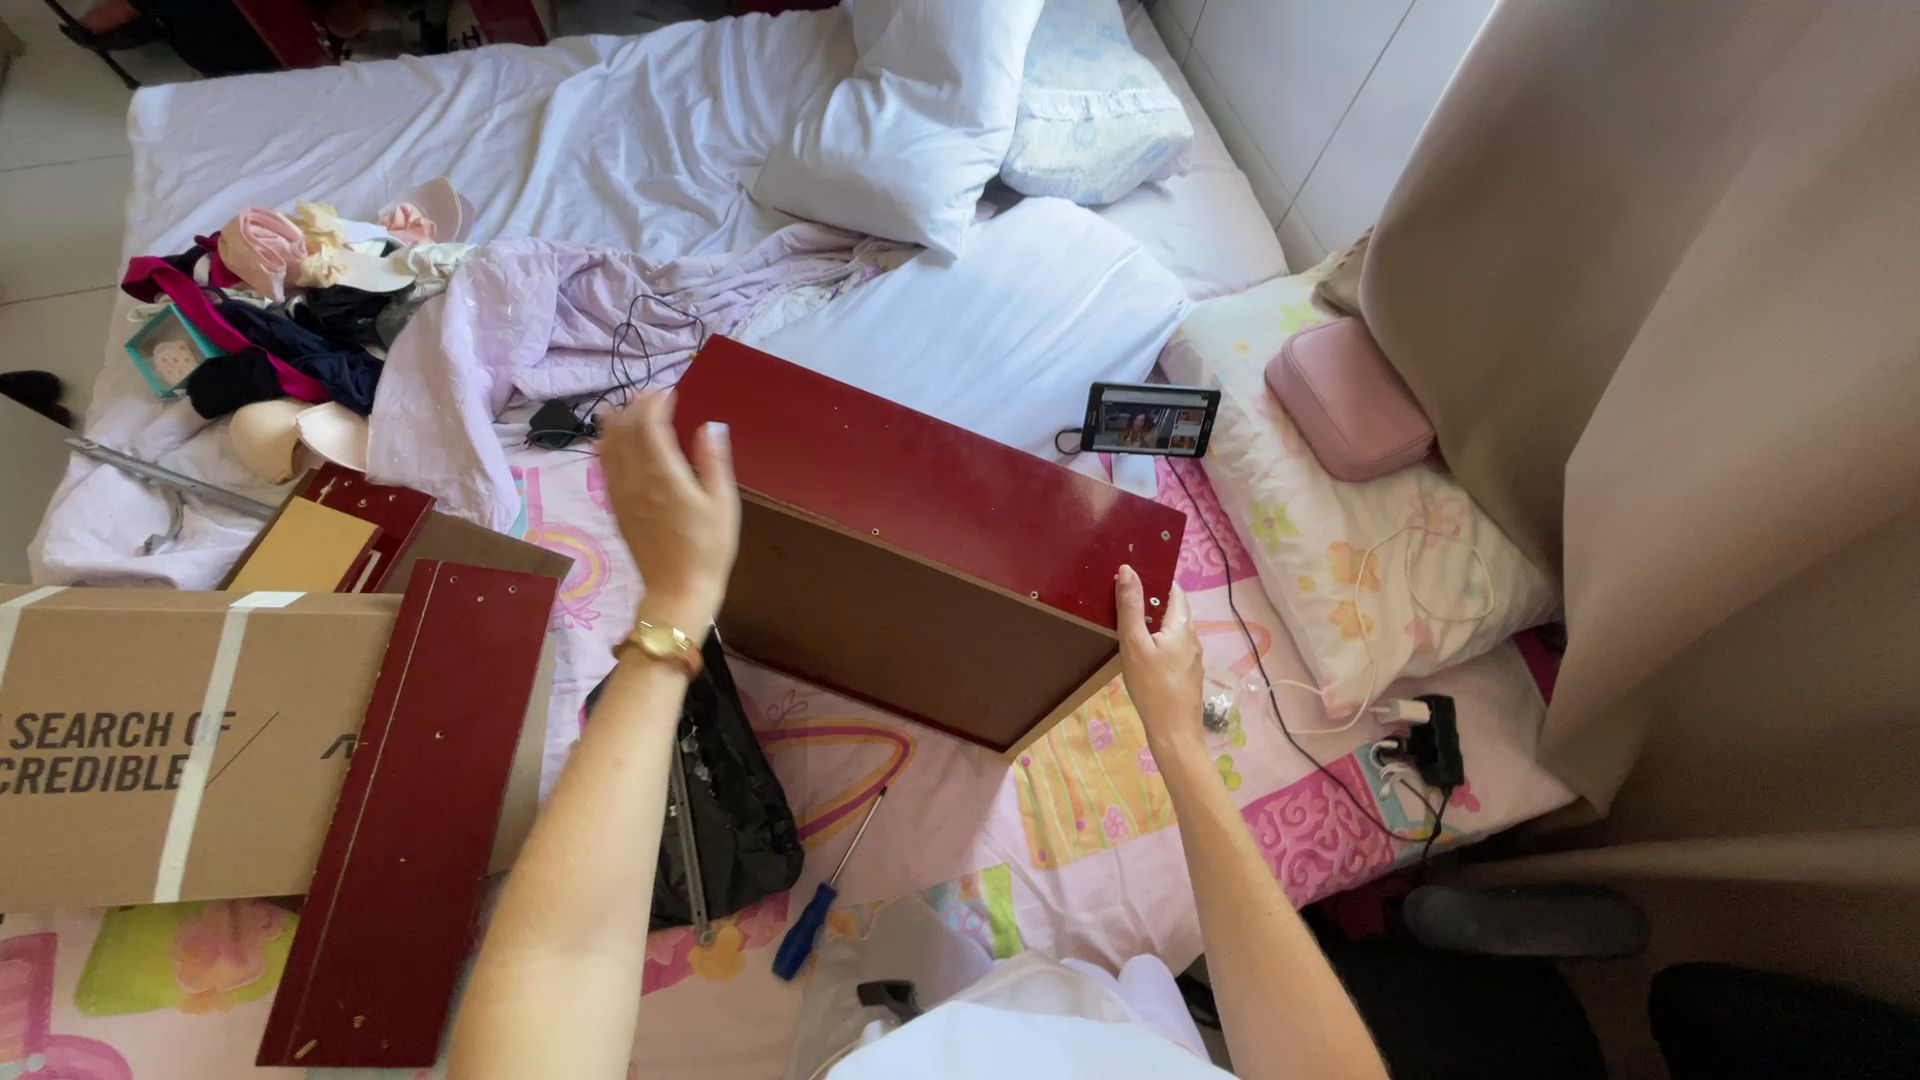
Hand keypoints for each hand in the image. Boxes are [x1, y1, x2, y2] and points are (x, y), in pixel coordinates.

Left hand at [598, 391, 739, 634]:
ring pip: (610, 449)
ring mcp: (623, 494)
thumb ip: (714, 462)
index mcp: (666, 476)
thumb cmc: (709, 548)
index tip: (669, 392)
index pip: (651, 426)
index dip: (656, 404)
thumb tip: (711, 427)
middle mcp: (638, 480)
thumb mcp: (723, 504)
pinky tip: (607, 441)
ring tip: (622, 408)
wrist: (678, 589)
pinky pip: (605, 469)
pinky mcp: (617, 508)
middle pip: (627, 433)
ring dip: (615, 424)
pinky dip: (605, 448)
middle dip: (636, 408)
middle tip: (651, 395)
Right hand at [1115, 565, 1204, 756]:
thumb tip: (1128, 570)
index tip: (1132, 576)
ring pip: (1171, 630)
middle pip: (1173, 609)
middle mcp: (1192, 637)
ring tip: (1126, 624)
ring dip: (1152, 622)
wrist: (1174, 733)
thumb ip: (1131, 607)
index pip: (1174, 590)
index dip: (1156, 579)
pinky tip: (1139, 653)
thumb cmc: (1153, 686)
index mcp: (1182, 625)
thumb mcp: (1135, 644)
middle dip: (1150, 601)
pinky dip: (1156, 641)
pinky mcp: (1186, 674)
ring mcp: (1191, 658)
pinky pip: (1171, 647)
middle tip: (1122, 599)